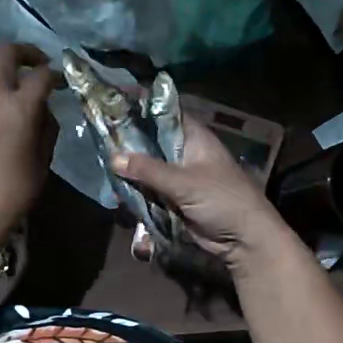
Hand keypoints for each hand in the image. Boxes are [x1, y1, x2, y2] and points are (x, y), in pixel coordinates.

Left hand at [0, 45, 56, 227]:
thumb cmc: (21, 185)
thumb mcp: (45, 153)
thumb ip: (47, 122)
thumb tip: (43, 106)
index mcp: (19, 106)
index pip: (41, 74)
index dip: (56, 74)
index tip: (63, 83)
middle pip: (5, 52)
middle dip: (26, 53)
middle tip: (40, 67)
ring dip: (10, 75)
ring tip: (24, 97)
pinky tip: (7, 117)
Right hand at [112, 119, 289, 269]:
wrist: (244, 239)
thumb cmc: (222, 200)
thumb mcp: (184, 183)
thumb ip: (148, 170)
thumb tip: (113, 158)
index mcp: (193, 138)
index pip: (164, 114)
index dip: (141, 107)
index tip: (112, 103)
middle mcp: (184, 154)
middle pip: (150, 143)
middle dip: (127, 145)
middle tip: (98, 142)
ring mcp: (178, 177)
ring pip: (146, 169)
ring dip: (128, 174)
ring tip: (102, 172)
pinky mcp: (174, 199)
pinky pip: (149, 192)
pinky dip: (135, 194)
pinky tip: (115, 195)